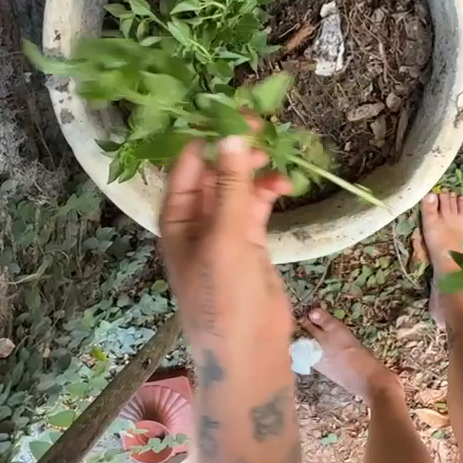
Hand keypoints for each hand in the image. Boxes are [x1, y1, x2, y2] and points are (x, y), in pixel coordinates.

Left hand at [161, 137, 294, 362]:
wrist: (248, 352)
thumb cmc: (224, 298)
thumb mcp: (226, 238)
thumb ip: (232, 186)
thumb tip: (233, 134)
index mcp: (175, 217)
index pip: (187, 163)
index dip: (209, 135)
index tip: (236, 109)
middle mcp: (195, 219)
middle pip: (214, 170)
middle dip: (236, 148)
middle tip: (264, 124)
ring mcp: (223, 230)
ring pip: (238, 185)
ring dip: (256, 169)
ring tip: (279, 154)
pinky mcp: (249, 241)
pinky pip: (256, 205)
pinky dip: (269, 192)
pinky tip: (286, 184)